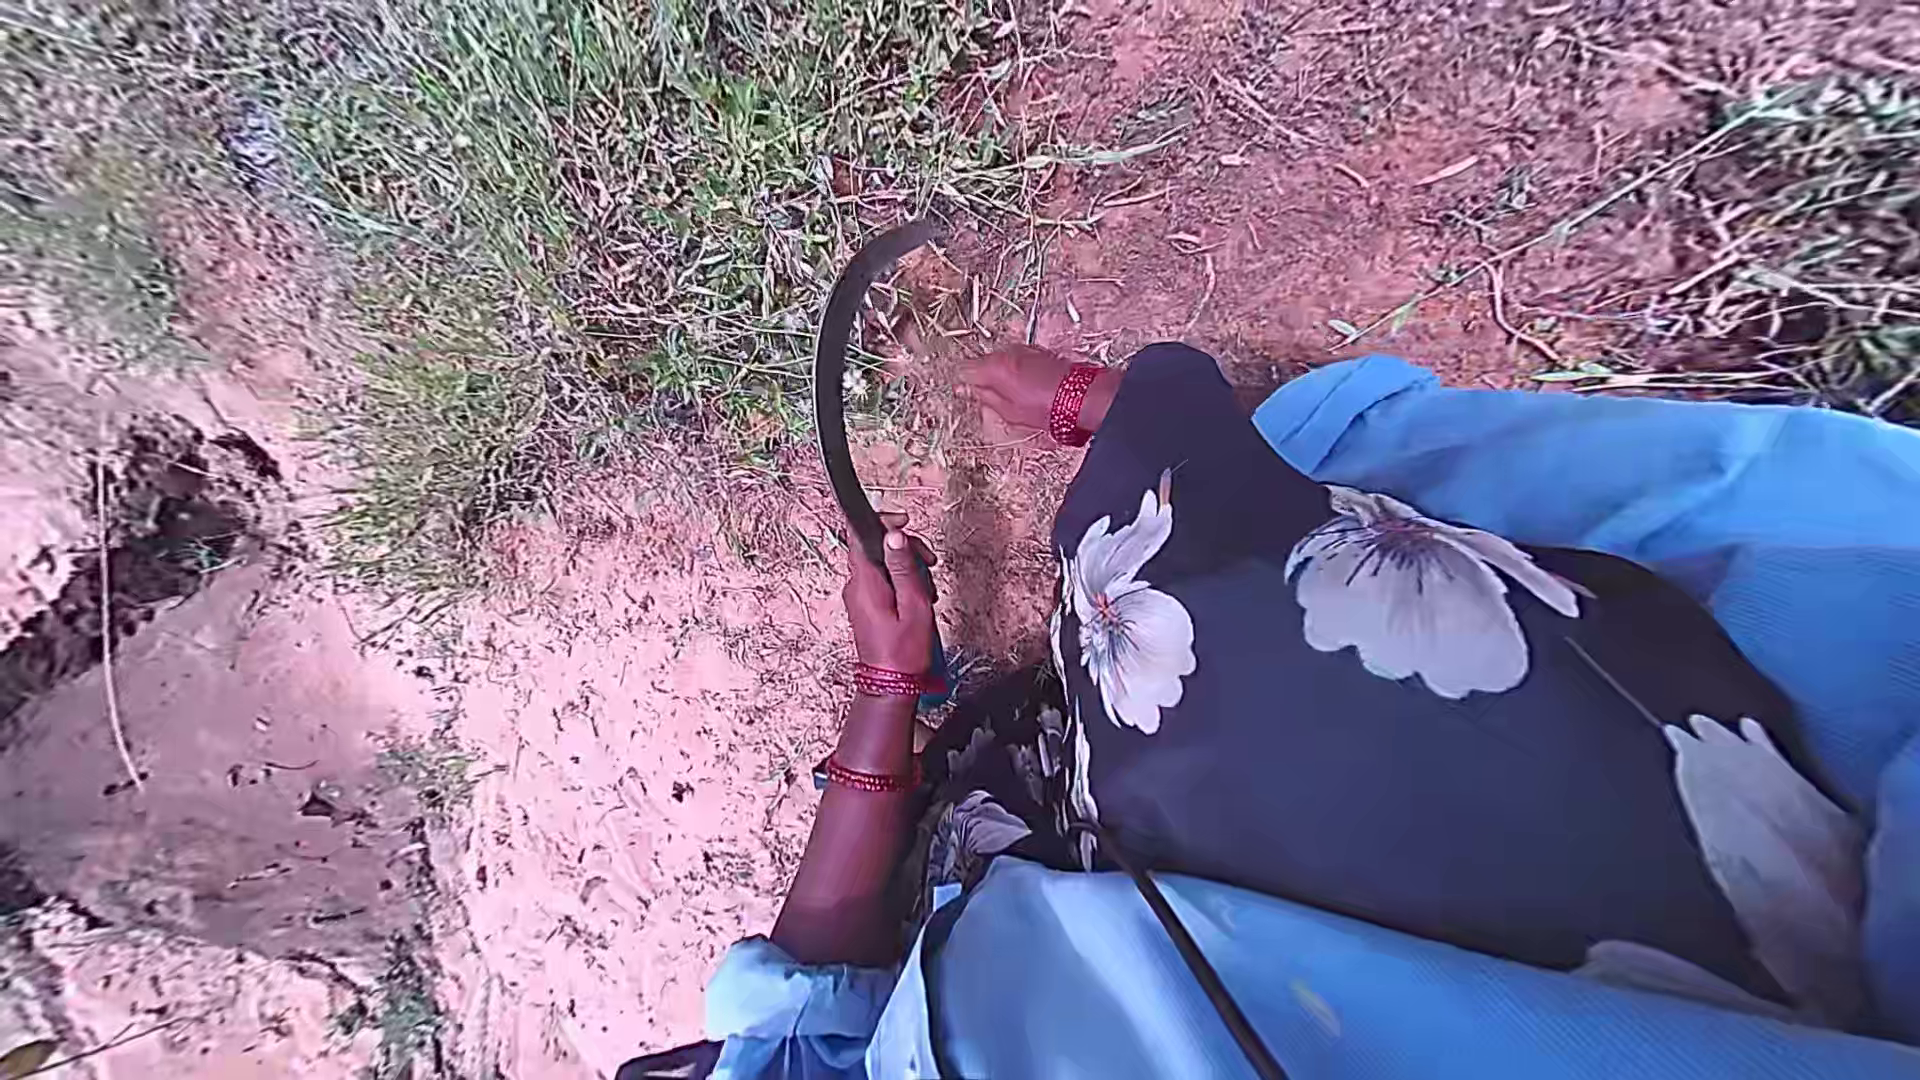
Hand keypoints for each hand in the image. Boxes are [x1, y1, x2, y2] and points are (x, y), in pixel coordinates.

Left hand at [842, 512, 936, 674]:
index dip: (882, 522)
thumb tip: (894, 536)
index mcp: (865, 582)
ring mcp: (859, 596)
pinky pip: (881, 581)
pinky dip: (900, 582)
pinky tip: (916, 597)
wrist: (892, 684)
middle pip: (876, 548)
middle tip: (926, 563)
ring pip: (881, 564)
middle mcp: (856, 586)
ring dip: (906, 568)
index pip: (859, 535)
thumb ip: (903, 567)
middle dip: (904, 550)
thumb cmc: (904, 651)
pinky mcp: (865, 604)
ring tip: (924, 589)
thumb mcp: (913, 604)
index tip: (903, 523)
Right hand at [959, 344, 1075, 430]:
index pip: (966, 369)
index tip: (966, 393)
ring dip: (1003, 375)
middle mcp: (1007, 353)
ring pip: (1002, 360)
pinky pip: (1018, 360)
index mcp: (995, 367)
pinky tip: (1027, 387)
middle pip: (984, 363)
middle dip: (985, 379)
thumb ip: (984, 398)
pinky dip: (1017, 371)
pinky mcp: (1037, 351)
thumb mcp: (1008, 411)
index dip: (965, 383)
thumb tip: (968, 391)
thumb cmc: (1048, 406)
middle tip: (992, 399)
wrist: (1081, 397)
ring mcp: (1023, 349)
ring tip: (1014, 396)